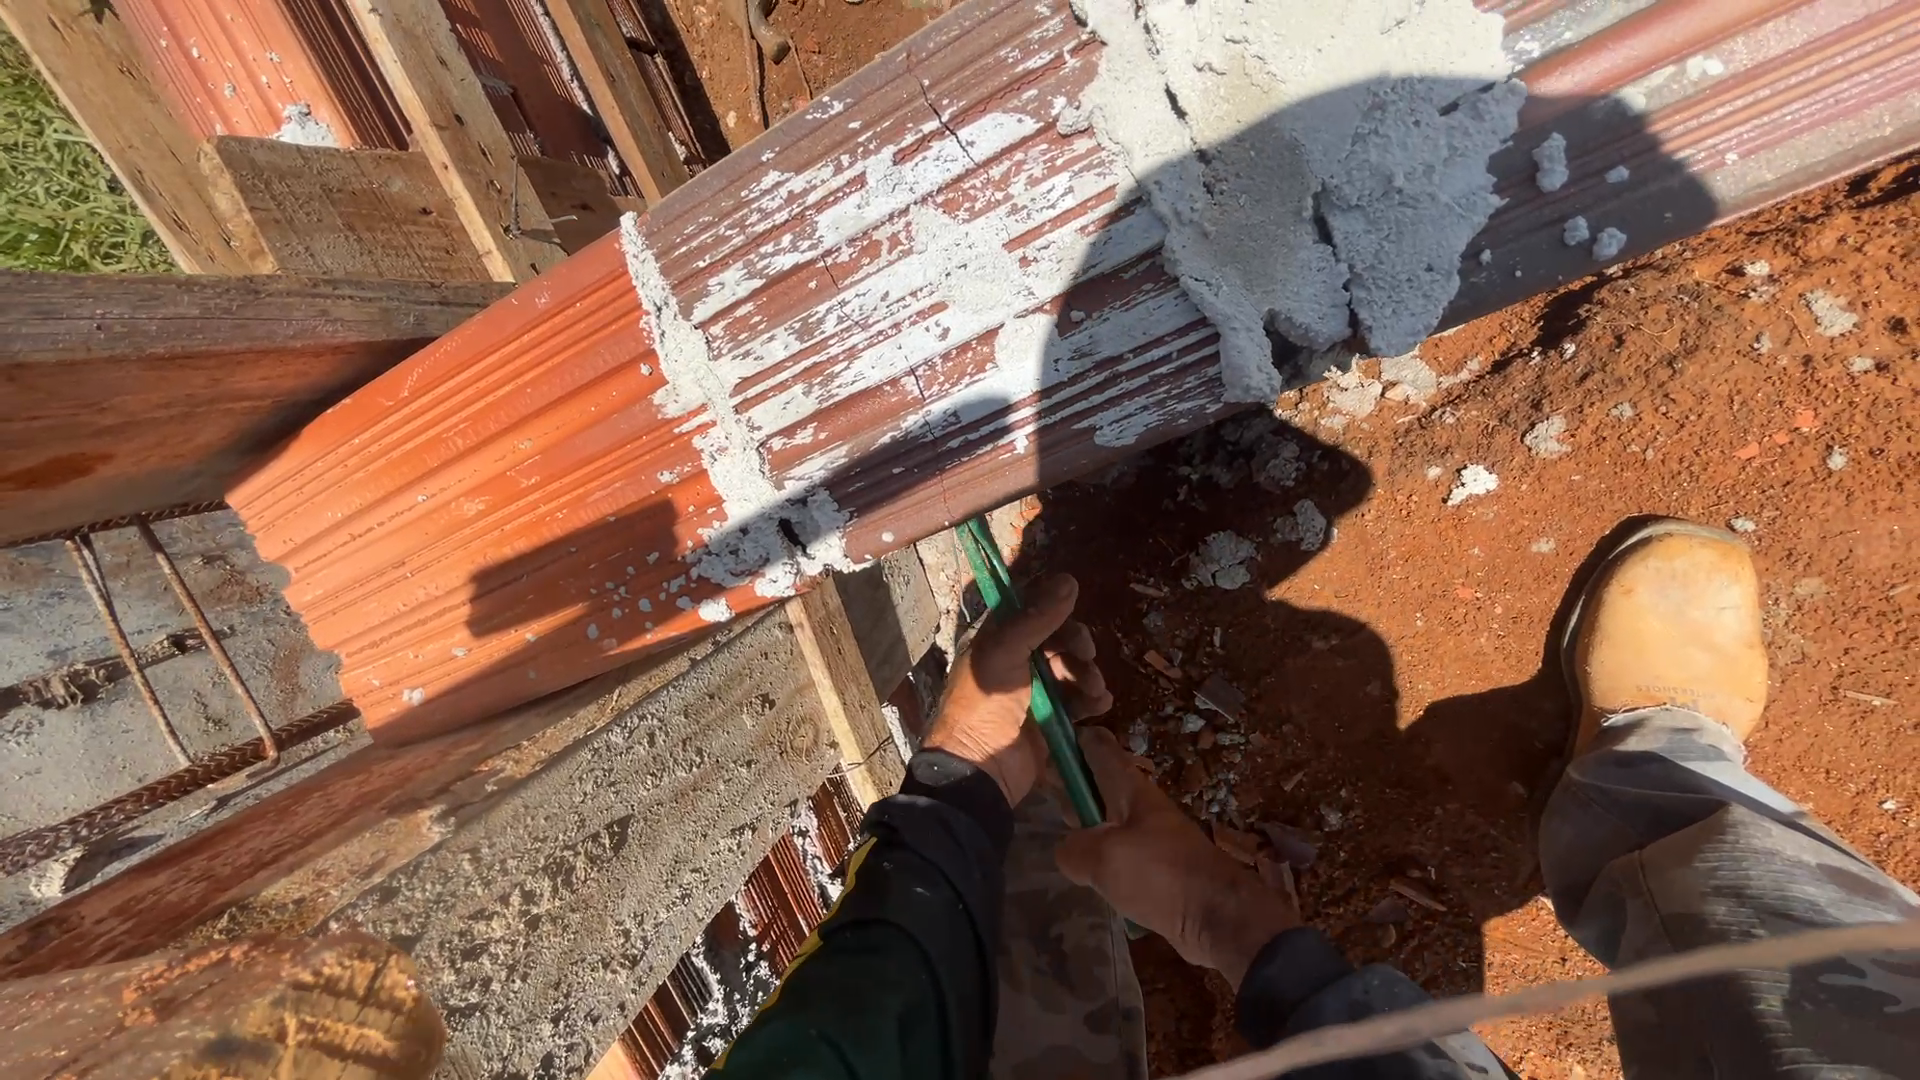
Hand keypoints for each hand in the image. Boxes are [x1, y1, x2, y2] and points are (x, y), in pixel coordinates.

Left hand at [923, 573, 1111, 806]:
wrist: (981, 767)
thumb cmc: (985, 702)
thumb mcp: (1005, 652)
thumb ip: (1037, 618)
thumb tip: (1070, 578)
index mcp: (999, 640)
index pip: (1033, 611)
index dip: (1056, 610)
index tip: (1072, 612)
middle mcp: (1018, 660)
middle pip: (1060, 640)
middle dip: (1078, 645)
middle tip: (1087, 655)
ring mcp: (1036, 692)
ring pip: (1073, 670)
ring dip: (1089, 674)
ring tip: (1094, 688)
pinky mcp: (1052, 720)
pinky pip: (1079, 701)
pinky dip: (1092, 700)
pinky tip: (1101, 704)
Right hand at [1056, 727, 1299, 986]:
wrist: (1220, 917)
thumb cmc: (1160, 874)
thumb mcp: (1102, 858)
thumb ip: (1072, 848)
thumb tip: (1067, 851)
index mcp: (1129, 786)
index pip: (1098, 746)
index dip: (1071, 740)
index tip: (1043, 746)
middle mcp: (1139, 803)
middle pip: (1099, 781)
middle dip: (1072, 784)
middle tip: (1044, 794)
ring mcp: (1151, 834)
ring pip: (1108, 817)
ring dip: (1086, 822)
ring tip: (1062, 834)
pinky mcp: (1158, 866)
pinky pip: (1121, 850)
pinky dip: (1102, 854)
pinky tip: (1088, 871)